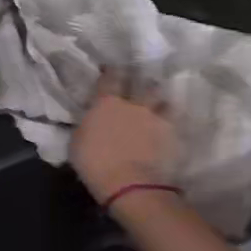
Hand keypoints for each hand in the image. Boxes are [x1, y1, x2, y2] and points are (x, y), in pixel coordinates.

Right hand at [69, 72, 175, 203]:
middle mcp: (134, 105)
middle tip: (138, 83)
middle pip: (143, 85)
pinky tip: (165, 126)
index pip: (110, 79)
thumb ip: (87, 124)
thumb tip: (91, 119)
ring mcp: (156, 119)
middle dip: (140, 82)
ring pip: (162, 100)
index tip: (109, 68)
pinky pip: (172, 121)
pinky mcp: (173, 135)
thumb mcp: (77, 140)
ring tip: (155, 103)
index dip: (110, 71)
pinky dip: (168, 121)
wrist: (129, 182)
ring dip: (158, 100)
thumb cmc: (92, 162)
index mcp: (106, 104)